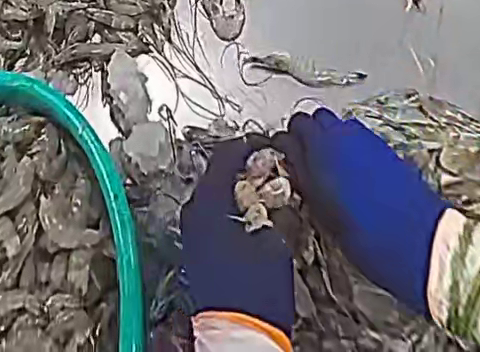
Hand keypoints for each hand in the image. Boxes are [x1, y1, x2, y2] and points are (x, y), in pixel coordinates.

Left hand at [180, 136, 296, 335]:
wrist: (235, 337)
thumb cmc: (253, 291)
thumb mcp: (276, 244)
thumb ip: (282, 210)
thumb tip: (287, 195)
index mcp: (208, 203)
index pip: (225, 155)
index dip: (250, 145)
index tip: (269, 145)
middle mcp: (193, 213)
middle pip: (219, 173)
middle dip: (246, 169)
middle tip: (271, 169)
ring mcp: (192, 232)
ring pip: (216, 195)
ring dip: (240, 190)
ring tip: (267, 193)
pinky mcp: (196, 249)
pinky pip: (213, 215)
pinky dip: (232, 209)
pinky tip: (253, 219)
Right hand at [277, 108, 447, 315]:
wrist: (421, 242)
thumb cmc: (368, 239)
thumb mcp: (324, 215)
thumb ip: (305, 181)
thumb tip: (294, 167)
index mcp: (318, 151)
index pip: (290, 132)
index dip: (284, 145)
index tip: (284, 159)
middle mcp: (338, 135)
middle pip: (312, 118)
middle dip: (305, 133)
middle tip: (304, 159)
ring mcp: (362, 136)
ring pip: (334, 122)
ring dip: (327, 135)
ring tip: (328, 164)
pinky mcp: (381, 143)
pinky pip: (353, 133)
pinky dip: (346, 142)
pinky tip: (351, 168)